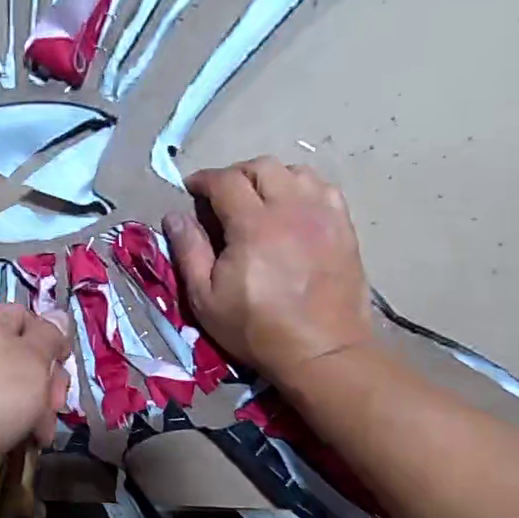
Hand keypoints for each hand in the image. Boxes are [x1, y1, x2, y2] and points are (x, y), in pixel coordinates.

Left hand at [0, 305, 70, 469]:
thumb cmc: (1, 394)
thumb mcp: (36, 357)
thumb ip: (51, 333)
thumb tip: (58, 315)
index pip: (26, 316)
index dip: (50, 339)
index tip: (63, 364)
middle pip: (22, 351)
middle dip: (47, 380)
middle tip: (55, 404)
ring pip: (14, 380)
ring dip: (37, 403)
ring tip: (42, 428)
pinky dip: (15, 414)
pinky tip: (28, 433)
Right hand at [163, 158, 373, 383]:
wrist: (321, 351)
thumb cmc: (254, 328)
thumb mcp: (205, 298)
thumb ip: (188, 252)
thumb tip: (174, 216)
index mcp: (253, 225)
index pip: (226, 181)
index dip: (204, 180)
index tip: (191, 189)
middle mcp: (291, 209)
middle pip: (262, 166)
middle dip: (235, 174)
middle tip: (221, 195)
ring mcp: (323, 215)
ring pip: (296, 171)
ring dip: (271, 178)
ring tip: (258, 199)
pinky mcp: (344, 227)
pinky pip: (324, 188)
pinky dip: (302, 188)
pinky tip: (292, 208)